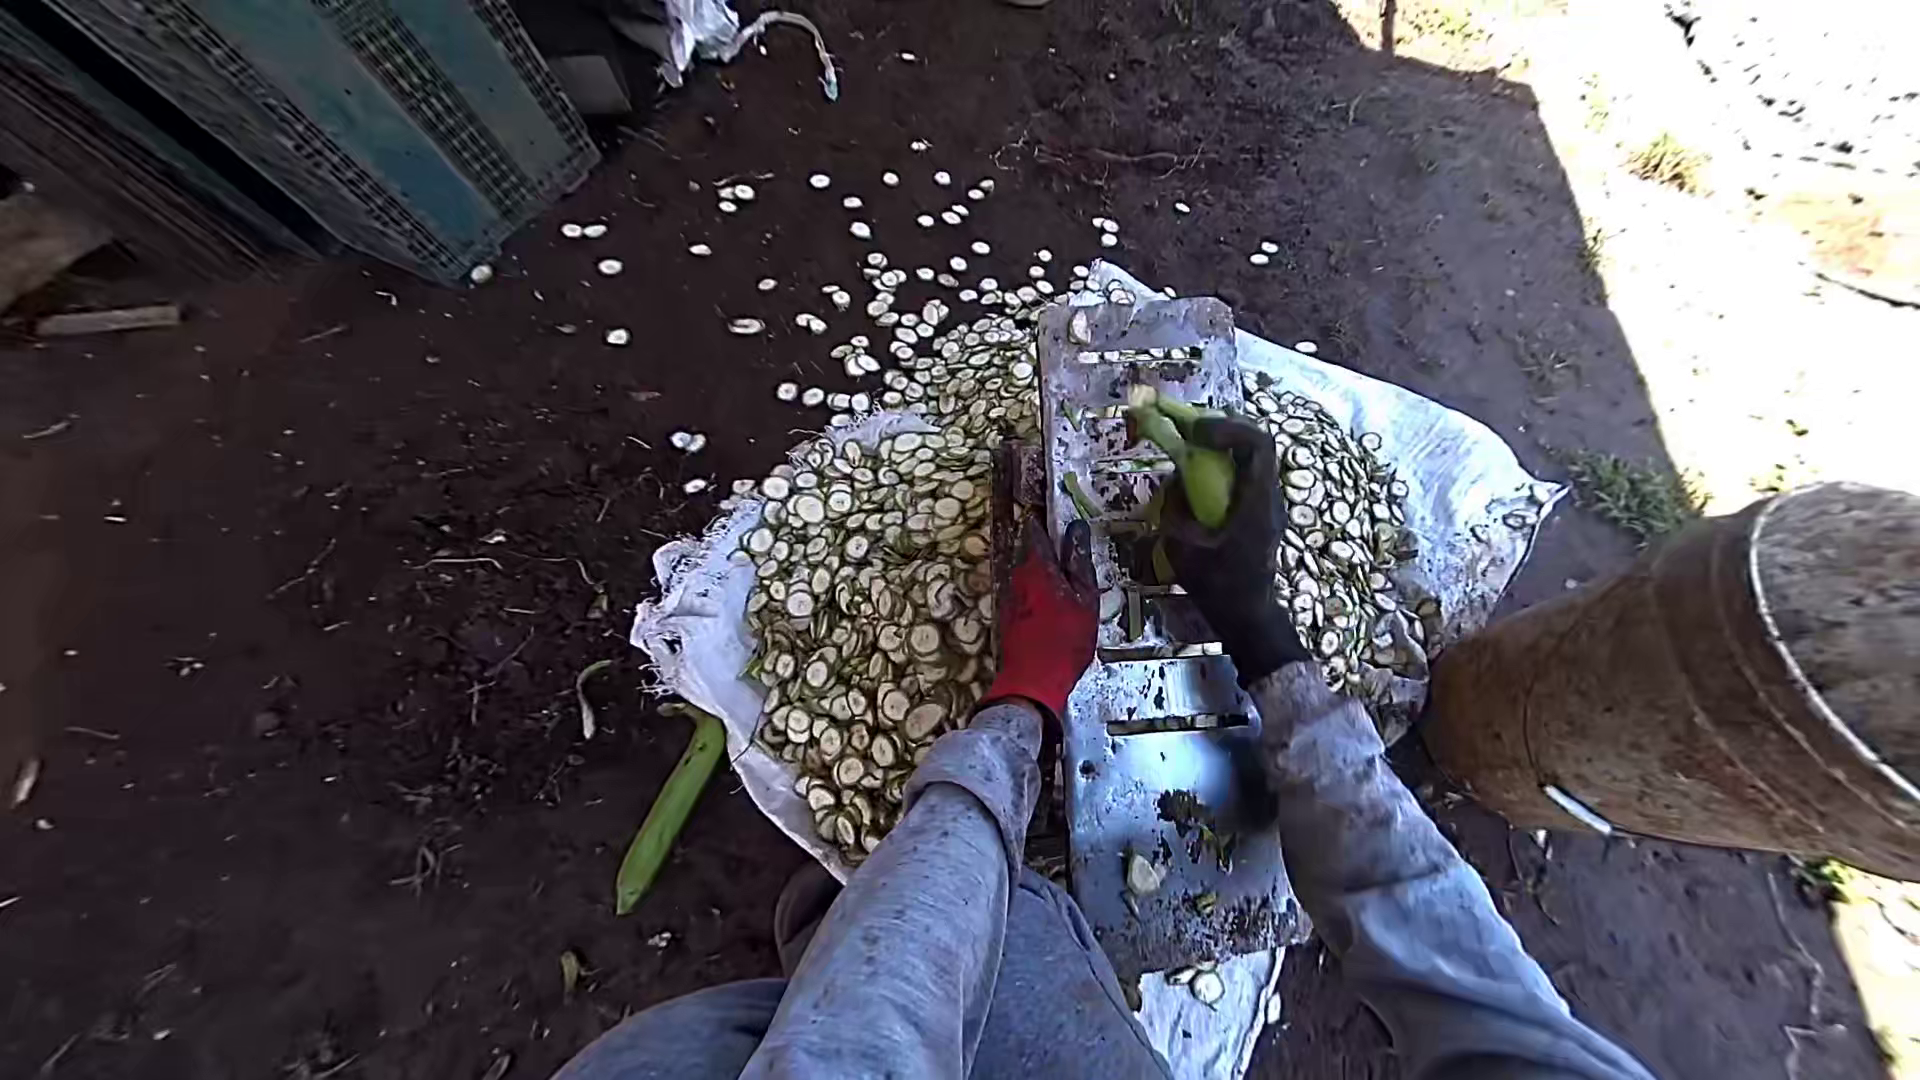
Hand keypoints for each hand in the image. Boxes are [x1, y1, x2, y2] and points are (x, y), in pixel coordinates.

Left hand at [981, 516, 1098, 723]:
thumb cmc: (1064, 641)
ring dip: (1043, 571)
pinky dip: (1038, 591)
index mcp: (1037, 568)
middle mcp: (1017, 576)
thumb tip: (1076, 533)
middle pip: (1031, 552)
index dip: (1043, 518)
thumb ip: (1079, 564)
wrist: (1032, 681)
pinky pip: (1025, 592)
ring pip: (1027, 573)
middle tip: (1068, 546)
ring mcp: (1010, 596)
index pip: (1036, 531)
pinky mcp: (1008, 614)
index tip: (1051, 509)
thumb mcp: (1085, 600)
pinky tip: (1052, 603)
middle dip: (1047, 547)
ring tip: (1066, 579)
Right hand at [1162, 415, 1310, 685]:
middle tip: (1188, 433)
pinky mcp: (1259, 513)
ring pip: (1250, 460)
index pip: (1257, 444)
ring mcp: (1268, 505)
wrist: (1247, 615)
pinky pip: (1243, 478)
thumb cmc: (1217, 585)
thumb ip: (1175, 509)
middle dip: (1221, 432)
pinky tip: (1198, 481)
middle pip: (1255, 445)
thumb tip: (1174, 481)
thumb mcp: (1182, 548)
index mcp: (1256, 502)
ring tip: (1190, 450)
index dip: (1226, 428)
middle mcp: (1269, 497)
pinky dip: (1221, 469)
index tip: (1193, 432)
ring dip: (1221, 449)